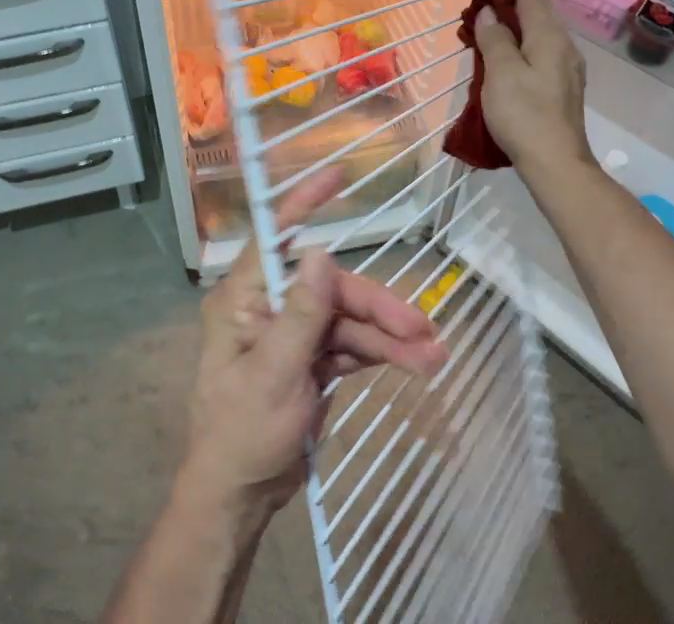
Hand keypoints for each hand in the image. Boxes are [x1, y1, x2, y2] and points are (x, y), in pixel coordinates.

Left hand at [181, 168, 448, 518]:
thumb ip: (301, 314)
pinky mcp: (311, 363)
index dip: (303, 205)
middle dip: (377, 309)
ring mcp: (292, 337)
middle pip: (331, 291)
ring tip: (433, 359)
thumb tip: (318, 251)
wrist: (241, 496)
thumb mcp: (273, 374)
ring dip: (389, 339)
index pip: (274, 240)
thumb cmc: (241, 433)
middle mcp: (268, 309)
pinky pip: (350, 347)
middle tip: (423, 329)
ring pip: (348, 321)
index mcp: (244, 301)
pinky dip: (380, 355)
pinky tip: (413, 364)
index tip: (337, 177)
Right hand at [475, 0, 594, 176]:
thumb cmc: (525, 115)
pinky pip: (542, 46)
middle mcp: (563, 46)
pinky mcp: (561, 85)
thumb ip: (495, 38)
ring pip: (543, 28)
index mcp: (549, 37)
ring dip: (523, 11)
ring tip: (502, 2)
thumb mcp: (501, 73)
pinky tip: (513, 40)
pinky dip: (525, 34)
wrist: (555, 162)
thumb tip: (490, 11)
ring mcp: (565, 67)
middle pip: (542, 8)